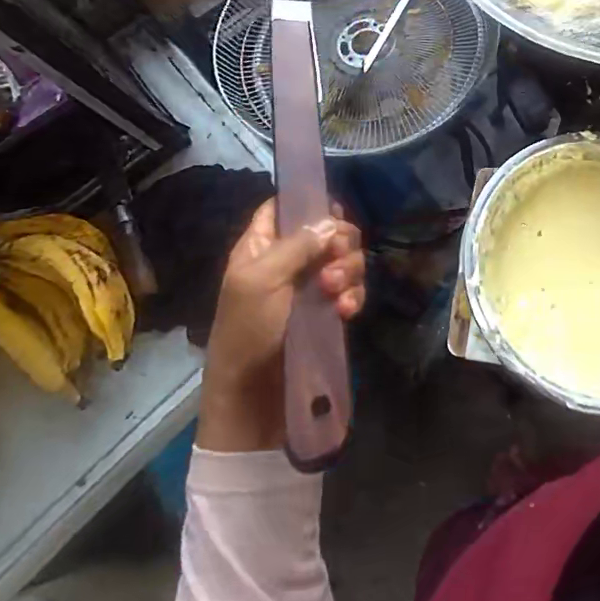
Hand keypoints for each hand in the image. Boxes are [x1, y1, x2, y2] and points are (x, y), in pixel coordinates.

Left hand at [198, 200, 364, 451]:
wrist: (251, 397)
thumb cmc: (247, 330)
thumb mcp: (262, 281)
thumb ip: (296, 246)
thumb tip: (331, 220)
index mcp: (261, 246)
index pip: (284, 207)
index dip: (308, 203)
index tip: (332, 211)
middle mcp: (287, 261)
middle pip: (324, 231)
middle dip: (338, 242)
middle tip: (334, 262)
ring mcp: (309, 287)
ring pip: (342, 260)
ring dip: (348, 270)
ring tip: (336, 293)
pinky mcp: (326, 313)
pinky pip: (349, 291)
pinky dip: (352, 296)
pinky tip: (346, 312)